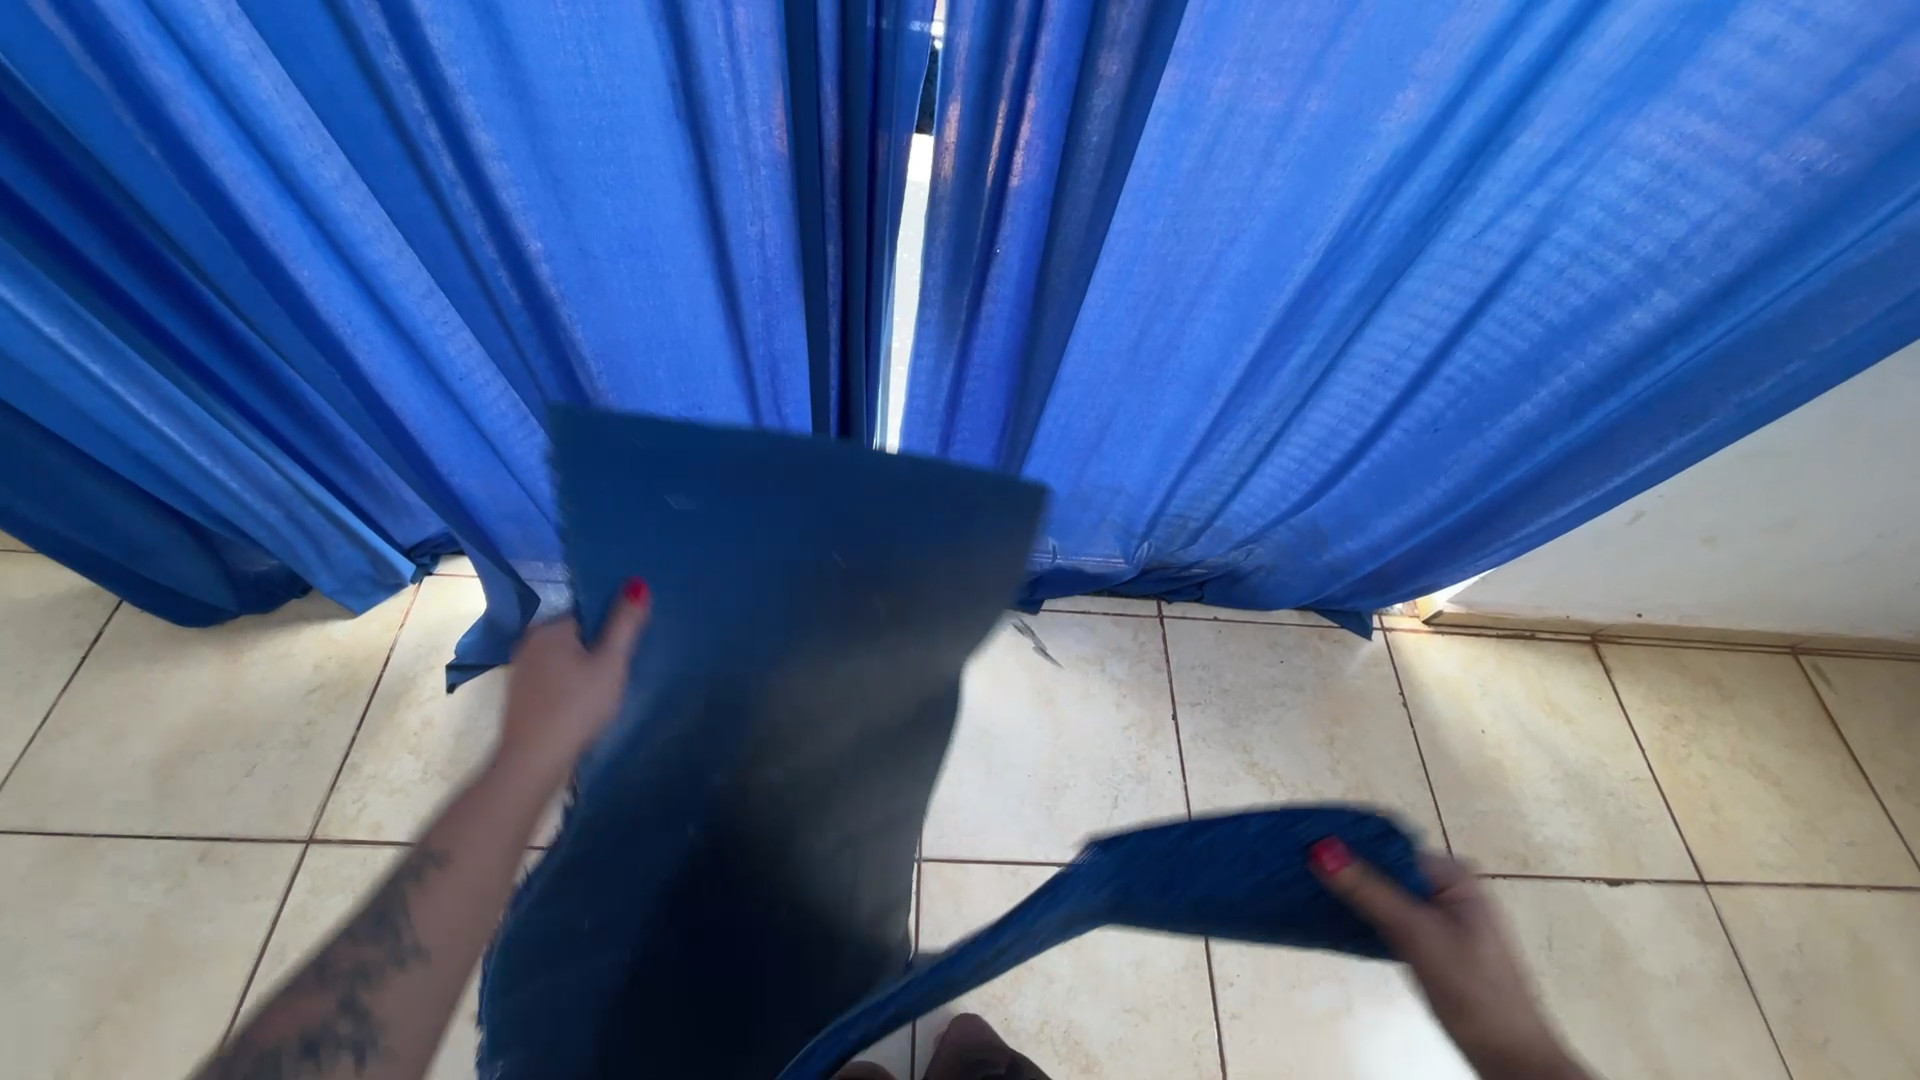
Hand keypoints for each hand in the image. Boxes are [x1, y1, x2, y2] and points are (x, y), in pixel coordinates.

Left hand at [493, 578, 651, 790]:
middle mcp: (529, 641)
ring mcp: (521, 668)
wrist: (534, 760)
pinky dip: (570, 681)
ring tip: (607, 685)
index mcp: (550, 627)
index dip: (612, 626)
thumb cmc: (577, 706)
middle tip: (621, 669)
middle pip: (577, 632)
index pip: (589, 611)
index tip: (628, 646)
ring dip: (585, 665)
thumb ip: (625, 624)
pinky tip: (584, 700)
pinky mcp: (520, 692)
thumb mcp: (611, 663)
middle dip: (599, 645)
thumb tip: (638, 583)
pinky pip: (554, 674)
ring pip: (565, 655)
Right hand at [1310, 840, 1589, 1079]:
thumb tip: (1319, 846)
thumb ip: (1369, 890)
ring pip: (1383, 891)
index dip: (1345, 844)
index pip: (1387, 846)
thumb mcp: (1416, 934)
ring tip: (1303, 885)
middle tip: (1294, 867)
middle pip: (1384, 867)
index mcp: (1453, 874)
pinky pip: (1388, 913)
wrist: (1511, 1058)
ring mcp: (1440, 913)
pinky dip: (1362, 913)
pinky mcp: (1431, 939)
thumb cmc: (1471, 989)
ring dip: (1350, 891)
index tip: (1300, 844)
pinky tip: (1333, 914)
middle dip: (1344, 867)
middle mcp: (1447, 886)